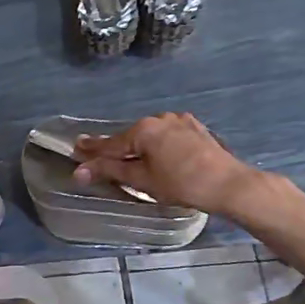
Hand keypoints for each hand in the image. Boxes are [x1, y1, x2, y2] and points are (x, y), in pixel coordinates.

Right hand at [73, 113, 273, 215]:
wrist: (228, 184)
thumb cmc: (181, 184)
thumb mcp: (142, 179)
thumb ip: (110, 171)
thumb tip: (79, 171)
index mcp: (144, 129)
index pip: (111, 142)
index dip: (92, 149)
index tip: (76, 147)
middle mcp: (160, 118)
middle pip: (131, 137)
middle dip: (117, 148)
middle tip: (101, 157)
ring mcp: (181, 122)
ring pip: (151, 136)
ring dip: (140, 147)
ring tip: (132, 160)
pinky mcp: (196, 130)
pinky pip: (168, 136)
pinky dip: (159, 145)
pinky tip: (160, 156)